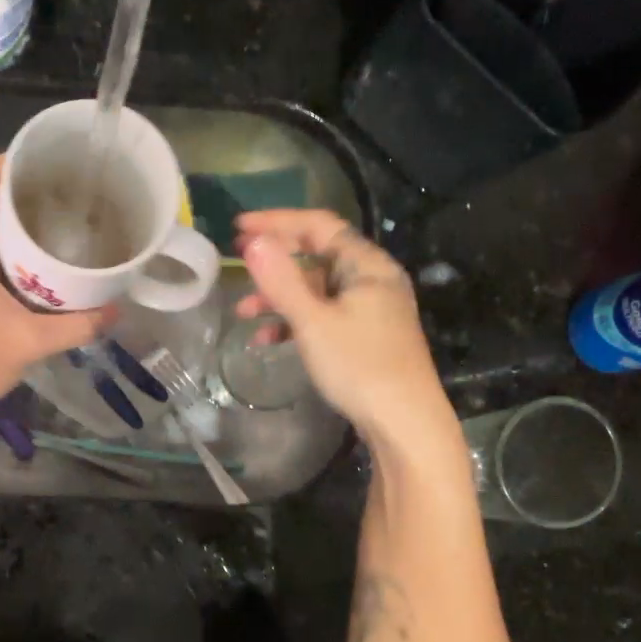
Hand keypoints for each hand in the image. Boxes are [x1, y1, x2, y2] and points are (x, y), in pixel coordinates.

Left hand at [0, 157, 112, 411]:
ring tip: (55, 216)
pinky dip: (12, 247)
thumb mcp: (33, 342)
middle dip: (17, 191)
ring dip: (14, 220)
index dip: (0, 167)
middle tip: (60, 189)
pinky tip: (40, 258)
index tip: (36, 162)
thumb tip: (118, 309)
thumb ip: (78, 326)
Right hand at [236, 210, 450, 437]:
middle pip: (315, 256)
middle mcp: (371, 279)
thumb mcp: (313, 322)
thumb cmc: (359, 365)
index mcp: (366, 265)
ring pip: (315, 290)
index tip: (238, 227)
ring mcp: (368, 309)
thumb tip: (252, 242)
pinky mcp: (363, 336)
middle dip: (274, 264)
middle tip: (237, 267)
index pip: (318, 225)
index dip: (277, 222)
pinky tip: (267, 341)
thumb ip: (282, 281)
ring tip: (244, 315)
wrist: (403, 420)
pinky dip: (293, 323)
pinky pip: (322, 316)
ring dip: (278, 298)